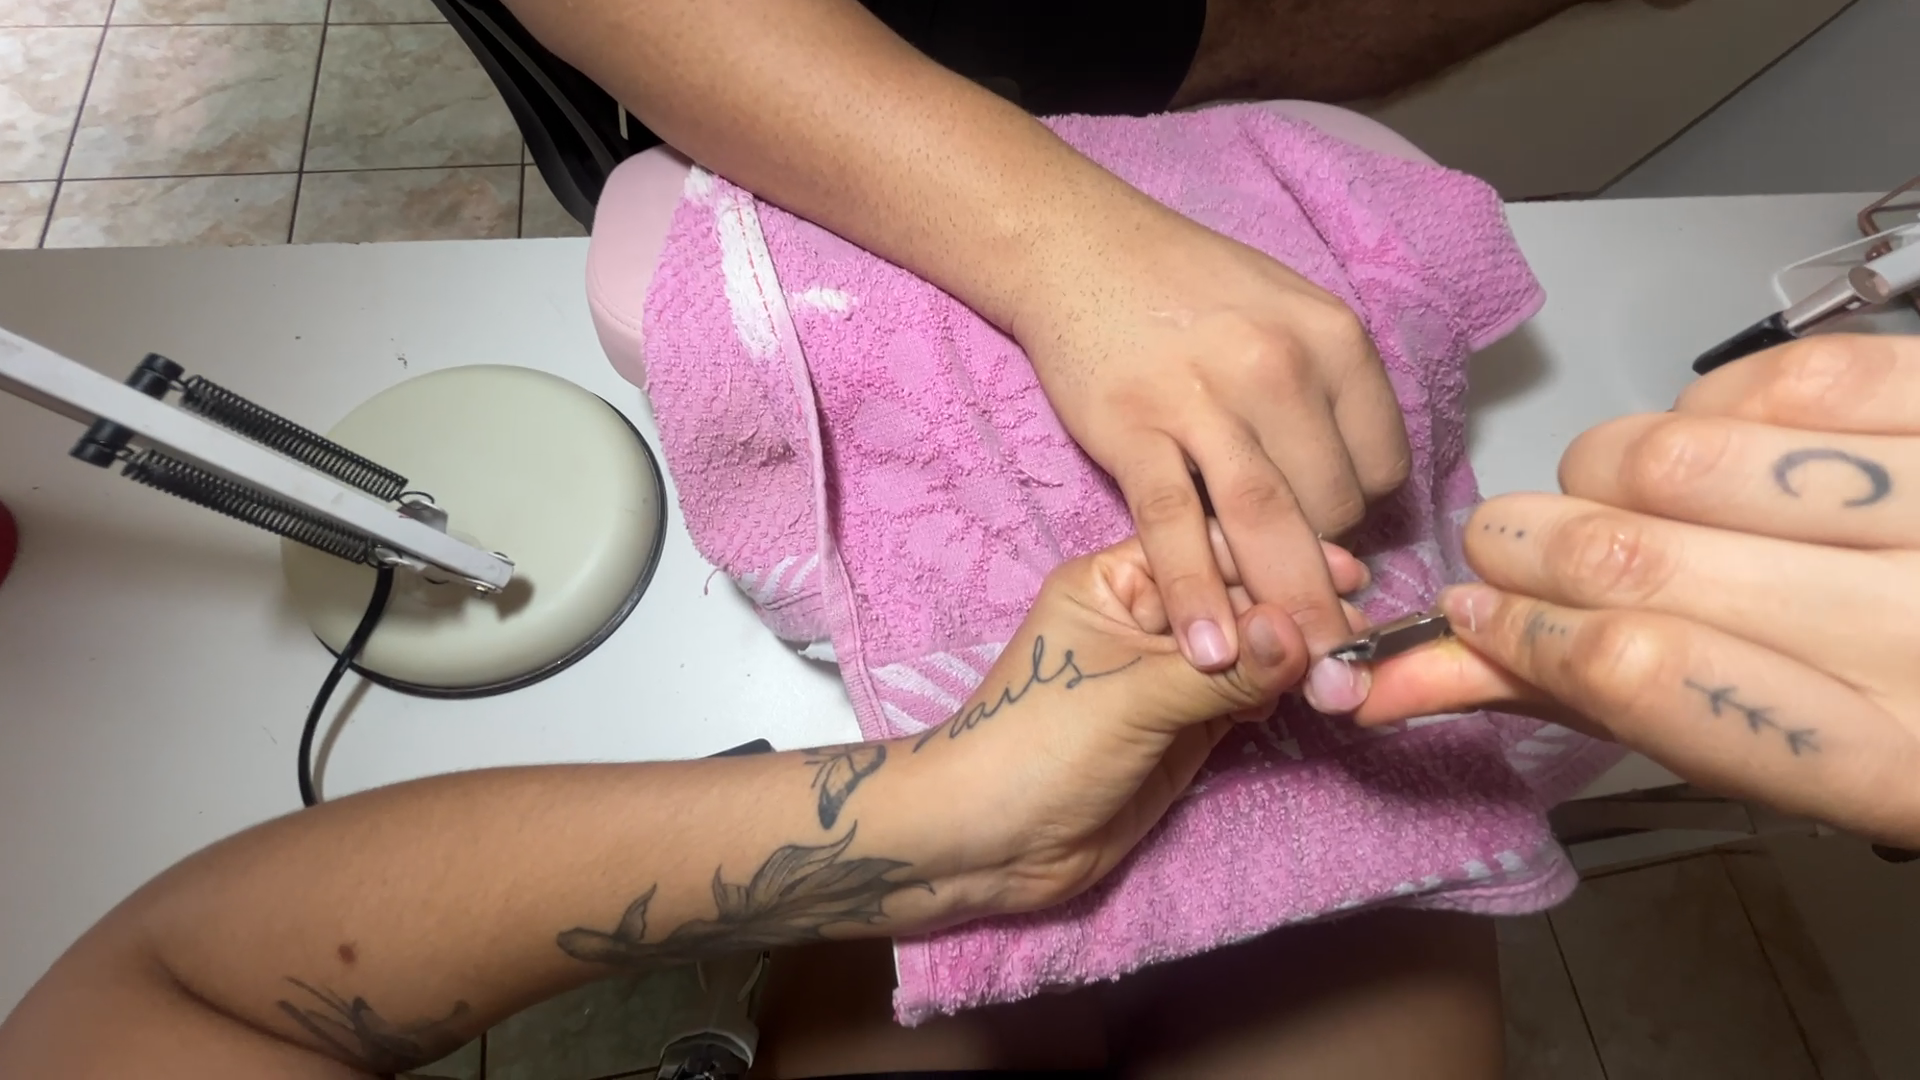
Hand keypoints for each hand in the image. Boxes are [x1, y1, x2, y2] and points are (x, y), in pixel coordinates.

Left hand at [906, 534, 1370, 916]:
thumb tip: (1306, 630)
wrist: (995, 839)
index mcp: (1115, 579)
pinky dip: (1282, 691)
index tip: (1347, 576)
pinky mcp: (1186, 720)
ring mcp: (1168, 669)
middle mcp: (1145, 614)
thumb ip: (1221, 669)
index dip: (1272, 559)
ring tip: (1355, 661)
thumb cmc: (1041, 743)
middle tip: (1360, 631)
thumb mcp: (1130, 696)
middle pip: (1234, 597)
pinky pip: (1245, 694)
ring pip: (1246, 648)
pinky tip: (1321, 689)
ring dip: (1297, 654)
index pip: (1204, 549)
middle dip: (1294, 611)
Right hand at [1013, 213, 1406, 710]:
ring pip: (1263, 524)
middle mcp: (1280, 370)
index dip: (1356, 522)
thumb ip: (1320, 389)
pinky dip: (1196, 593)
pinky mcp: (1134, 432)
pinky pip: (1175, 525)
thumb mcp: (1281, 309)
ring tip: (1303, 682)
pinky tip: (1210, 650)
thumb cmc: (1182, 283)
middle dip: (1331, 586)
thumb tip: (1334, 477)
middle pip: (1328, 506)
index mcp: (1333, 339)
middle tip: (1342, 657)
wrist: (1080, 249)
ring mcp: (1203, 402)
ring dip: (1286, 611)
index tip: (1324, 551)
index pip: (1377, 465)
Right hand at [1359, 335, 1919, 844]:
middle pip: (1626, 561)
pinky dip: (1706, 404)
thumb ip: (1541, 691)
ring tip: (1629, 500)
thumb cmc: (1844, 702)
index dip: (1523, 633)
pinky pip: (1776, 377)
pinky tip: (1727, 448)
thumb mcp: (1696, 729)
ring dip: (1601, 471)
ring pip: (1670, 460)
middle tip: (1519, 548)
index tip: (1480, 613)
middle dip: (1521, 546)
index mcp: (1886, 763)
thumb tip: (1376, 686)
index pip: (1635, 672)